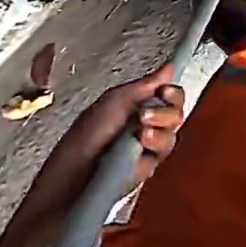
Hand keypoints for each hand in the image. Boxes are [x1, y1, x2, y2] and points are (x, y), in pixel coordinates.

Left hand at [9, 64, 186, 238]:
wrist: (69, 180)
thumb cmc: (82, 139)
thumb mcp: (112, 102)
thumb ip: (144, 85)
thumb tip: (170, 66)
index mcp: (138, 106)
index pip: (170, 95)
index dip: (173, 92)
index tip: (164, 91)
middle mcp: (147, 125)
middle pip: (177, 112)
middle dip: (166, 111)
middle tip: (145, 115)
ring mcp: (148, 147)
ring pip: (172, 133)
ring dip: (159, 130)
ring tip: (139, 132)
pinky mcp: (148, 167)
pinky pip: (162, 153)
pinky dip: (152, 147)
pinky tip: (138, 147)